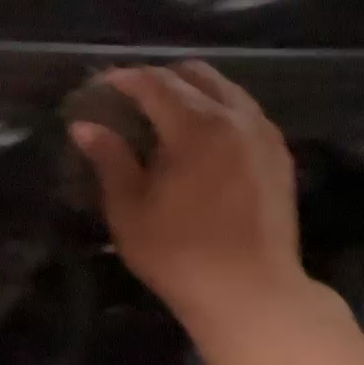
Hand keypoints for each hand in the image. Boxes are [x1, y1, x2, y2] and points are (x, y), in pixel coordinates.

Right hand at [69, 63, 306, 329]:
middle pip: (197, 74)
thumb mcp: (128, 208)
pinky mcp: (278, 155)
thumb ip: (109, 159)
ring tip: (164, 115)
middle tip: (131, 97)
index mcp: (195, 126)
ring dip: (192, 92)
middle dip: (160, 78)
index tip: (100, 84)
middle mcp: (236, 118)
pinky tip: (199, 139)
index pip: (155, 84)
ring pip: (227, 90)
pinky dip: (218, 111)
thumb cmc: (176, 251)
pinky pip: (245, 113)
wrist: (249, 289)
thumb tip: (84, 126)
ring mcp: (264, 135)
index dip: (124, 79)